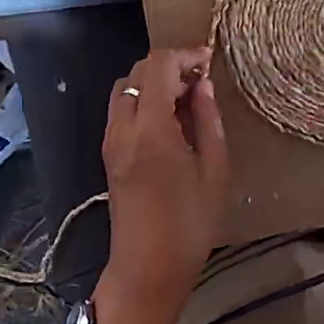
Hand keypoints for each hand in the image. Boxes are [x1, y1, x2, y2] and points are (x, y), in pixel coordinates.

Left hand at [94, 47, 229, 323]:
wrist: (147, 269)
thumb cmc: (190, 224)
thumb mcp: (214, 171)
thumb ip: (208, 120)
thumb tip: (202, 84)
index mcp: (151, 128)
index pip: (158, 66)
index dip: (184, 54)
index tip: (209, 60)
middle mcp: (123, 127)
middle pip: (139, 71)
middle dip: (170, 65)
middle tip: (201, 79)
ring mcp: (111, 140)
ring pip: (126, 88)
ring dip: (153, 81)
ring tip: (186, 97)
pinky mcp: (109, 153)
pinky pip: (122, 109)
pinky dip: (143, 99)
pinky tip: (169, 118)